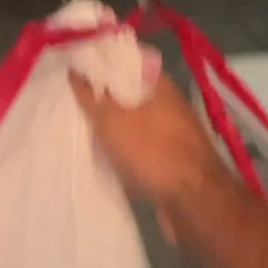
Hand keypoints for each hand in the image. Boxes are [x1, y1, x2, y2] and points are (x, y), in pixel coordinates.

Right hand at [70, 66, 223, 229]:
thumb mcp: (111, 121)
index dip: (100, 64)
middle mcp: (170, 104)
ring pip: (135, 121)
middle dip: (104, 97)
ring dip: (114, 125)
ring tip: (84, 126)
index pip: (126, 62)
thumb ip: (90, 96)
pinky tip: (105, 154)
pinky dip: (125, 148)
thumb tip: (74, 70)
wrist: (195, 205)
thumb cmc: (152, 152)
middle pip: (129, 92)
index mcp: (159, 84)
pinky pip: (142, 145)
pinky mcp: (173, 160)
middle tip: (73, 98)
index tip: (76, 68)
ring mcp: (174, 133)